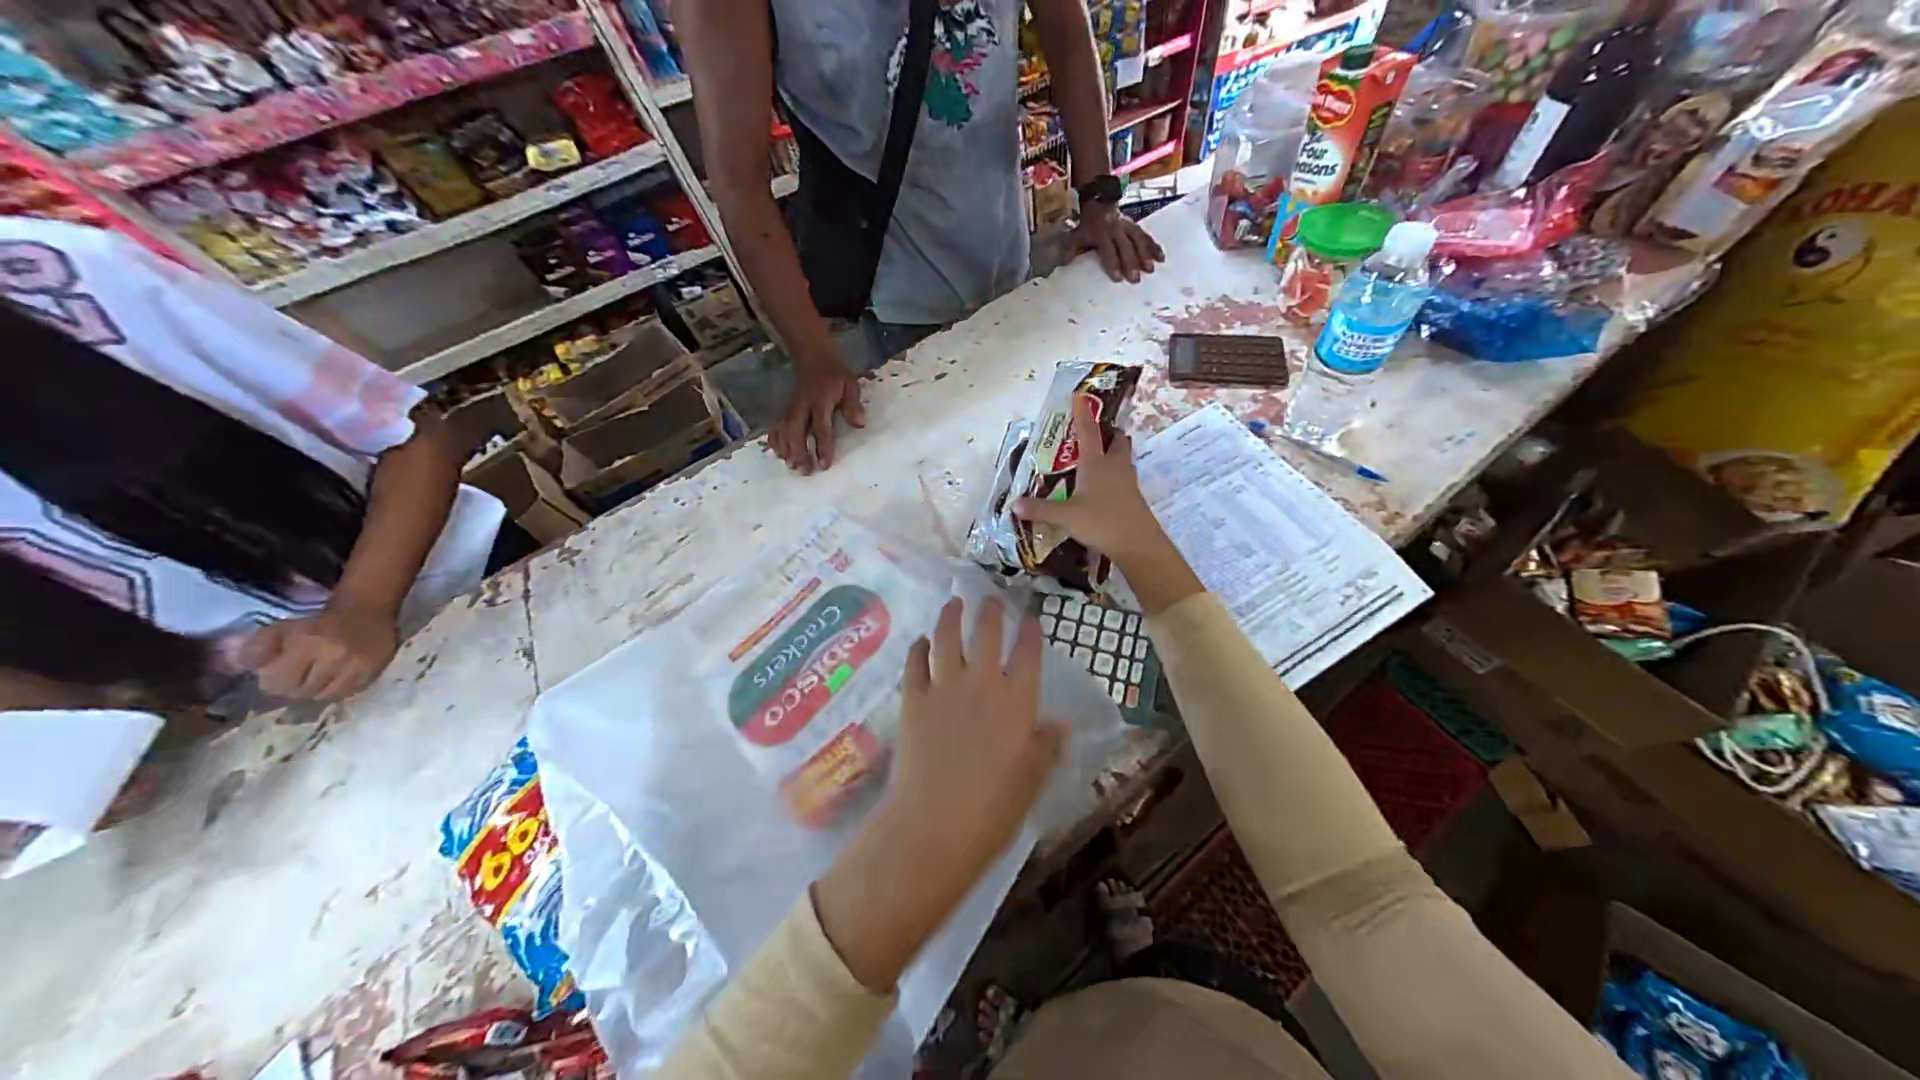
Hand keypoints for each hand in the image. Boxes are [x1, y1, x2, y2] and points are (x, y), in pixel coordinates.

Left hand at [242, 604, 400, 700]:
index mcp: (306, 643)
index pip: (279, 682)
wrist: (367, 609)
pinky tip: (337, 680)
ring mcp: (357, 664)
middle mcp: (333, 656)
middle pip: (303, 691)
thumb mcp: (281, 628)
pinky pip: (350, 691)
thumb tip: (245, 669)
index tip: (277, 677)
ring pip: (327, 695)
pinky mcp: (375, 669)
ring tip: (317, 680)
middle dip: (295, 688)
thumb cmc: (318, 621)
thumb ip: (257, 649)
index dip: (274, 683)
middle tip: (298, 679)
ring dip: (318, 691)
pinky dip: (339, 689)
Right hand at [770, 357, 865, 473]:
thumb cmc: (836, 375)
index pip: (820, 426)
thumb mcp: (851, 384)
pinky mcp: (785, 410)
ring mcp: (791, 408)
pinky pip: (775, 427)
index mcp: (820, 400)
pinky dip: (775, 441)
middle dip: (799, 452)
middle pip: (796, 431)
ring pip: (783, 430)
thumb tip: (860, 424)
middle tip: (805, 470)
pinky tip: (780, 454)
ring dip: (786, 450)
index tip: (824, 464)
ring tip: (792, 467)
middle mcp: (802, 406)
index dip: (822, 446)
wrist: (814, 359)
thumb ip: (853, 404)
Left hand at [812, 596, 1063, 992]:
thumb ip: (1047, 746)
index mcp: (1017, 700)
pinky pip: (915, 663)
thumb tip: (1061, 723)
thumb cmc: (994, 808)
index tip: (1030, 618)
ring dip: (951, 616)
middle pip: (986, 634)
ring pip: (947, 637)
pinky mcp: (913, 699)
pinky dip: (919, 648)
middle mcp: (981, 683)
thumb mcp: (1033, 779)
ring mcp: (943, 687)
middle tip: (991, 599)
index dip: (1030, 632)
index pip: (1027, 653)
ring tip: (954, 603)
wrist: (934, 823)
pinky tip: (921, 642)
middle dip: (991, 611)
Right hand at [1013, 396, 1159, 559]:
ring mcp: (1127, 481)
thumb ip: (1040, 509)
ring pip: (1123, 458)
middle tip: (1096, 435)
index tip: (1080, 396)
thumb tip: (1015, 505)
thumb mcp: (1066, 516)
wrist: (1138, 543)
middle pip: (1116, 440)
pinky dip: (1115, 476)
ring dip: (1113, 454)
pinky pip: (1124, 478)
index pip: (1087, 431)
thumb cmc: (1101, 522)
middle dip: (1108, 434)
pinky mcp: (1134, 497)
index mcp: (1095, 463)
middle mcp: (1114, 466)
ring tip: (1098, 459)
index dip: (1082, 413)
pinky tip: (1103, 488)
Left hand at [1076, 203, 1164, 283]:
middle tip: (1136, 279)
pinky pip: (1146, 235)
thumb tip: (1064, 265)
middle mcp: (1116, 229)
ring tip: (1151, 269)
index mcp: (1101, 233)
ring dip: (1145, 255)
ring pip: (1138, 240)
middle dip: (1131, 263)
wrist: (1099, 201)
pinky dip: (1154, 246)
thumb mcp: (1077, 236)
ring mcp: (1127, 226)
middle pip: (1125, 247)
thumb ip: (1072, 250)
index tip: (1118, 278)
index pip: (1108, 250)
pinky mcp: (1135, 225)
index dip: (1113, 264)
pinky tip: (1161, 256)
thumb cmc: (1087, 225)